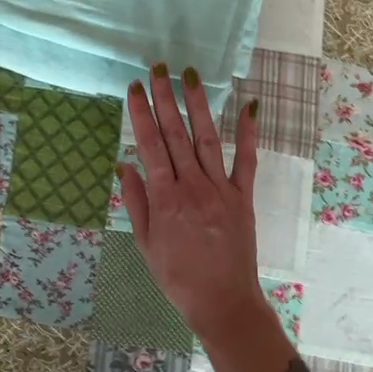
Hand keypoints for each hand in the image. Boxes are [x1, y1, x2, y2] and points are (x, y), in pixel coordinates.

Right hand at [121, 64, 263, 336]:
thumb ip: (136, 203)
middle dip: (165, 99)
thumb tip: (124, 166)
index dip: (141, 115)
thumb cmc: (177, 277)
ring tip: (190, 76)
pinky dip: (248, 133)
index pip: (150, 147)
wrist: (222, 302)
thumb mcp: (145, 244)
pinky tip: (248, 107)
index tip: (134, 89)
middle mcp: (193, 186)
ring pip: (207, 139)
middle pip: (176, 135)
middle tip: (158, 69)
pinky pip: (246, 161)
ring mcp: (221, 190)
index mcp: (165, 198)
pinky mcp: (243, 198)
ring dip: (198, 105)